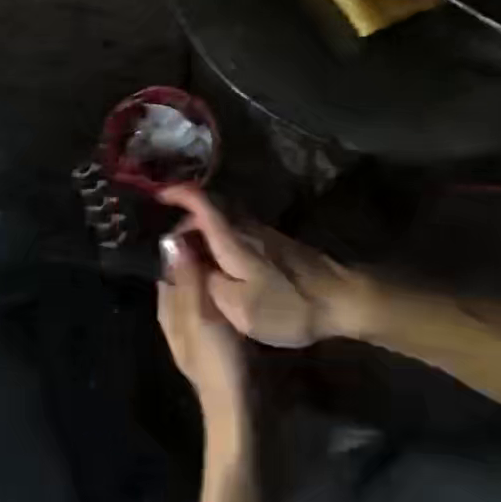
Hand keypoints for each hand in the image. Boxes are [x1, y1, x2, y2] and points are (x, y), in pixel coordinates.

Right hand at [158, 186, 376, 347]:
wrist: (343, 300)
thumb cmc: (290, 304)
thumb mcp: (240, 308)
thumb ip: (206, 284)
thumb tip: (186, 264)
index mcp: (230, 238)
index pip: (199, 201)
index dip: (176, 193)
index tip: (157, 195)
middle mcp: (243, 227)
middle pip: (206, 213)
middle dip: (184, 226)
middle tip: (171, 253)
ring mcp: (260, 234)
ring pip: (221, 225)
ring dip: (202, 237)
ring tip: (193, 265)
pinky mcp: (273, 245)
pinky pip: (234, 235)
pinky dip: (219, 245)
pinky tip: (220, 270)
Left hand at [158, 234, 247, 413]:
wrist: (241, 414)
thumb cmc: (216, 364)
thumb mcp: (200, 317)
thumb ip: (187, 280)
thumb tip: (171, 239)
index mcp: (167, 306)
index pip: (169, 262)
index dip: (183, 242)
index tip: (201, 220)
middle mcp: (177, 312)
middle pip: (185, 273)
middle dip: (199, 253)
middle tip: (221, 228)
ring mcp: (198, 324)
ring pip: (201, 285)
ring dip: (212, 268)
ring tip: (231, 243)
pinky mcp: (218, 333)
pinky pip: (216, 299)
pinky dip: (223, 285)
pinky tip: (240, 277)